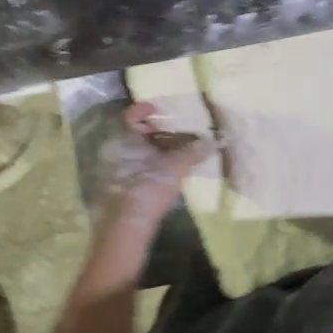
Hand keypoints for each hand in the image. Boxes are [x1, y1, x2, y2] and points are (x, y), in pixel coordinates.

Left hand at [94, 102, 213, 229]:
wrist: (127, 223)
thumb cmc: (149, 185)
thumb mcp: (177, 165)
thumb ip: (195, 151)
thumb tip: (218, 139)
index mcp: (125, 138)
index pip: (129, 115)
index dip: (142, 109)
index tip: (158, 109)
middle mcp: (115, 150)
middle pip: (131, 134)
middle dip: (151, 131)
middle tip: (170, 132)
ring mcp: (113, 170)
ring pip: (132, 152)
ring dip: (149, 150)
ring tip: (171, 153)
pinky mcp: (118, 187)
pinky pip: (132, 167)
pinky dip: (146, 165)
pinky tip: (163, 173)